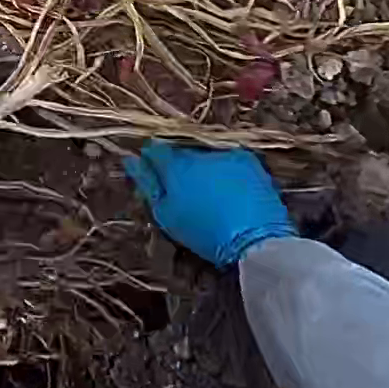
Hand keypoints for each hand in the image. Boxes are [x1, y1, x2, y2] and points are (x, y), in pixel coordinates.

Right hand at [123, 140, 294, 265]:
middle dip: (178, 164)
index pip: (155, 149)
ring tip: (208, 193)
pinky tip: (228, 190)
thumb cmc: (205, 232)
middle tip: (182, 189)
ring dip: (201, 166)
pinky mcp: (248, 160)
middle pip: (180, 150)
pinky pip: (227, 159)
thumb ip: (148, 184)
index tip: (154, 174)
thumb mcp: (167, 214)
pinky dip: (224, 169)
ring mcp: (225, 152)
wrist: (257, 238)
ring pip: (204, 153)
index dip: (152, 161)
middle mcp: (200, 151)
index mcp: (176, 164)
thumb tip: (131, 159)